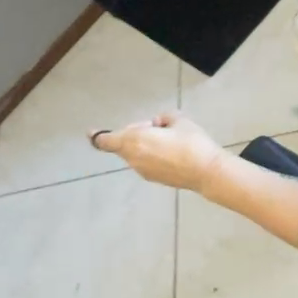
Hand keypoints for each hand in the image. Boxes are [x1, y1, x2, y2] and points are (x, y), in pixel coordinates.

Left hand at [90, 112, 224, 191]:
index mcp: (134, 140)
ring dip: (145, 145)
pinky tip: (175, 152)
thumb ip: (165, 118)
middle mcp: (133, 158)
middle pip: (124, 144)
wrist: (206, 171)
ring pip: (136, 153)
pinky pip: (146, 162)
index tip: (91, 133)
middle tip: (158, 126)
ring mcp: (142, 170)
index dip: (97, 136)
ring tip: (171, 140)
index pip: (106, 141)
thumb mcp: (181, 121)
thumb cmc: (191, 143)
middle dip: (136, 133)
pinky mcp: (154, 178)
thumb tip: (159, 125)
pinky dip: (153, 155)